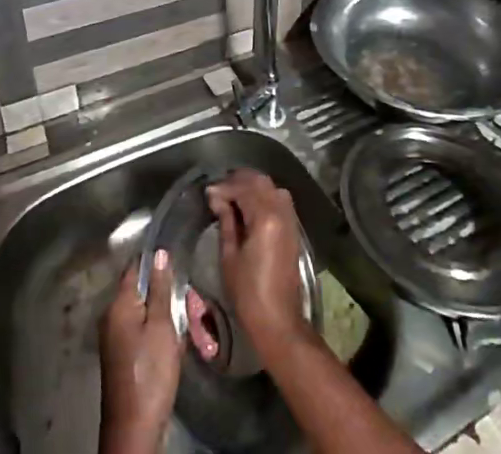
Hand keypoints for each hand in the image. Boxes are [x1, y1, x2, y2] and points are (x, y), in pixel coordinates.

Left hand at [99, 249, 182, 453]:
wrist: (134, 425)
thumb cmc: (151, 371)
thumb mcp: (162, 326)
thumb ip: (160, 289)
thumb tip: (158, 253)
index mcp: (118, 304)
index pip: (135, 268)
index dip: (155, 262)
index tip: (178, 263)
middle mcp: (110, 315)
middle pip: (139, 291)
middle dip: (164, 296)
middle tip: (189, 308)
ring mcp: (113, 335)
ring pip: (142, 312)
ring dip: (163, 317)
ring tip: (184, 331)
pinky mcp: (119, 353)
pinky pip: (139, 331)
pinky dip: (156, 333)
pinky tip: (172, 348)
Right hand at [207, 169, 314, 361]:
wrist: (278, 320)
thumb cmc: (247, 292)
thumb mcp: (229, 255)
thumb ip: (226, 221)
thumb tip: (217, 198)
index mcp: (265, 219)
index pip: (243, 189)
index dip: (223, 187)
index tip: (207, 193)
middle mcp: (281, 213)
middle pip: (261, 182)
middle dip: (239, 180)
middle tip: (218, 191)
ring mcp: (290, 221)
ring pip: (272, 188)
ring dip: (252, 186)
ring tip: (232, 196)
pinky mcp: (293, 230)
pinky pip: (279, 201)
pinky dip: (263, 196)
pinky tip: (248, 207)